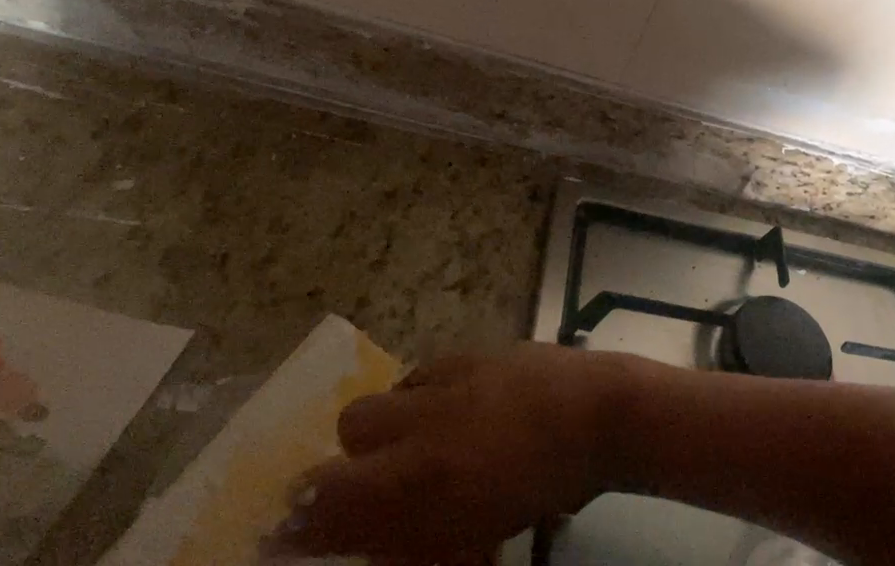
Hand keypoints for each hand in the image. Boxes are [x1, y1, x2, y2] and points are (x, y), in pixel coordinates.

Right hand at [267, 343, 633, 563]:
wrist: (604, 414)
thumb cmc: (546, 487)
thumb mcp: (473, 535)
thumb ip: (414, 540)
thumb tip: (378, 546)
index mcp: (417, 475)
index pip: (325, 496)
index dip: (301, 519)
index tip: (290, 532)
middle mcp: (422, 417)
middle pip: (351, 425)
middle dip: (354, 454)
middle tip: (379, 478)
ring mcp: (452, 375)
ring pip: (390, 391)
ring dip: (393, 420)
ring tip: (423, 439)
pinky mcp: (481, 349)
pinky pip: (430, 369)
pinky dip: (429, 392)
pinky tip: (460, 407)